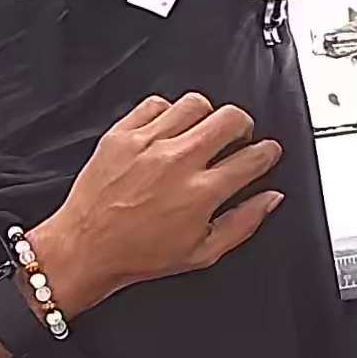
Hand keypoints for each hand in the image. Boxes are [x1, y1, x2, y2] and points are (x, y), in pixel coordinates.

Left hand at [27, 93, 283, 313]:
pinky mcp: (122, 134)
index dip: (268, 152)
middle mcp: (177, 162)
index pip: (252, 158)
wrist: (86, 248)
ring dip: (208, 116)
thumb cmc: (138, 255)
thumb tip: (271, 198)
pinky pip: (156, 103)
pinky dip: (168, 112)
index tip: (266, 152)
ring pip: (196, 103)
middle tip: (238, 138)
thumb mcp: (202, 253)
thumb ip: (243, 223)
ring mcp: (148, 144)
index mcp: (201, 193)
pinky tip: (168, 130)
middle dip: (244, 126)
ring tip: (202, 132)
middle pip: (231, 119)